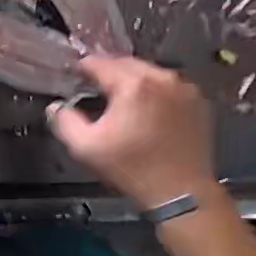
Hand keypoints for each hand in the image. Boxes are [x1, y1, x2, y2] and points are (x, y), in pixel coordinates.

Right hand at [48, 56, 216, 207]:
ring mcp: (185, 89)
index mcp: (133, 85)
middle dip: (108, 71)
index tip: (74, 76)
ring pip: (149, 72)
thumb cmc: (131, 167)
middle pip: (126, 63)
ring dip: (132, 79)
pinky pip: (169, 86)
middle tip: (94, 87)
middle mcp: (162, 79)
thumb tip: (56, 106)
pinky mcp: (199, 102)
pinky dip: (154, 90)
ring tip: (120, 97)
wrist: (180, 192)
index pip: (100, 63)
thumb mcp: (85, 147)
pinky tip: (147, 108)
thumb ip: (64, 121)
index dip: (83, 68)